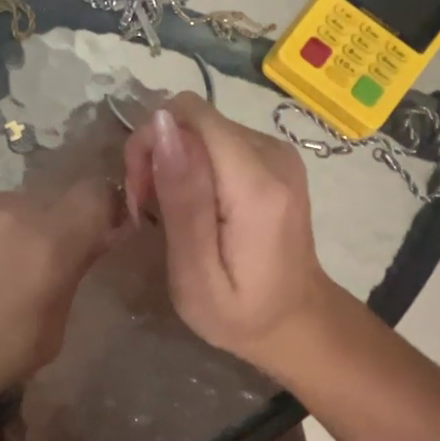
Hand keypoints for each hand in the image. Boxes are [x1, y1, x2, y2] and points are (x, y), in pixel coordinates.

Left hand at [0, 181, 119, 433]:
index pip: (97, 194)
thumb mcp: (50, 335)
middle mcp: (13, 209)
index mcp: (49, 245)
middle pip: (54, 200)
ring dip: (15, 228)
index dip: (104, 212)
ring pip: (14, 203)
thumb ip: (72, 278)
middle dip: (56, 227)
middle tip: (35, 267)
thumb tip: (86, 246)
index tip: (96, 237)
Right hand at [123, 93, 335, 363]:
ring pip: (198, 126)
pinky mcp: (272, 156)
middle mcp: (272, 153)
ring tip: (165, 212)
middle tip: (146, 210)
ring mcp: (277, 151)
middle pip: (191, 118)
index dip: (151, 145)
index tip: (140, 198)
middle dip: (155, 155)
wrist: (299, 324)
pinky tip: (189, 204)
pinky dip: (189, 164)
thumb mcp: (196, 273)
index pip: (187, 116)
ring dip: (169, 161)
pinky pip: (213, 138)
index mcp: (256, 184)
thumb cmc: (240, 313)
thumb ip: (182, 197)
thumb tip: (162, 123)